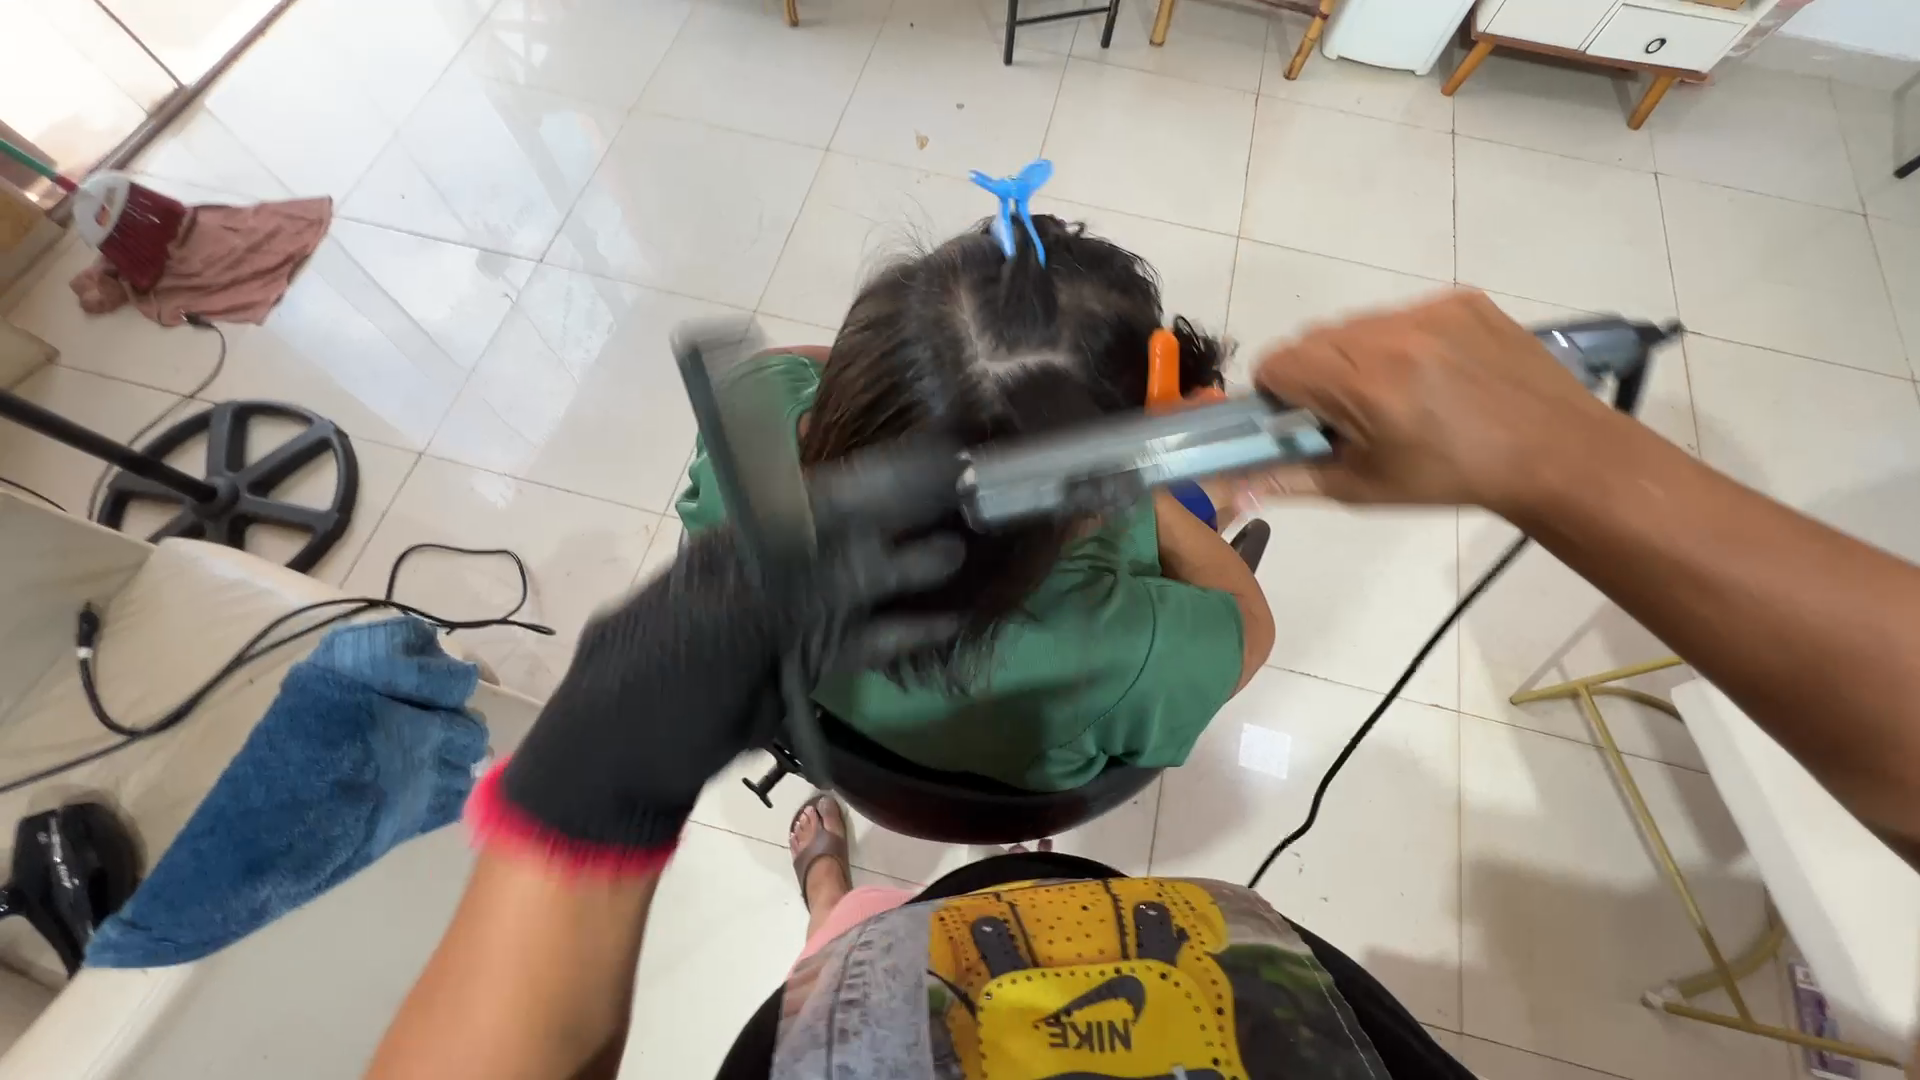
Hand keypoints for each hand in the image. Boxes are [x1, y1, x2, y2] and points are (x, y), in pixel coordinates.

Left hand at [474, 445, 965, 870]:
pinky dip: (900, 634)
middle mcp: (773, 574)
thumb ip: (796, 588)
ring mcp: (793, 619)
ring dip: (908, 577)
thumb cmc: (656, 682)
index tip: (925, 465)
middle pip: (848, 542)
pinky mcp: (808, 663)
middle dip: (901, 524)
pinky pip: (860, 642)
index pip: (817, 503)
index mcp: (740, 549)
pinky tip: (944, 622)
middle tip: (961, 500)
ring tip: (964, 554)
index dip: (873, 484)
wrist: (625, 765)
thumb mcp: (718, 628)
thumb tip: (874, 551)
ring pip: (860, 590)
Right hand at [1243, 291, 1626, 513]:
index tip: (1297, 418)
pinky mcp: (1461, 299)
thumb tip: (1230, 489)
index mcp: (1364, 384)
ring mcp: (1430, 311)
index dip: (1274, 393)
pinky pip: (1397, 314)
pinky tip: (1425, 373)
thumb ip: (1290, 479)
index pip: (1276, 363)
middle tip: (1342, 411)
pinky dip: (1392, 341)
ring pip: (1351, 325)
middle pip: (1309, 340)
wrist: (1555, 452)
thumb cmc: (1450, 479)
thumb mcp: (1363, 488)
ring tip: (1388, 391)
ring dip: (1348, 355)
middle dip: (1310, 374)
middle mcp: (1391, 335)